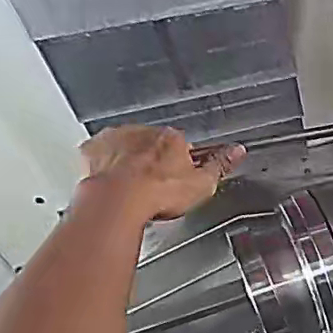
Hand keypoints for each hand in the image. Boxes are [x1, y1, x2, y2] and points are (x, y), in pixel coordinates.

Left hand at [78, 125, 244, 221]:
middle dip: (157, 163)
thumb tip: (237, 151)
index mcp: (171, 138)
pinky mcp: (94, 150)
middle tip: (161, 188)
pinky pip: (102, 155)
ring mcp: (116, 140)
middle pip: (154, 146)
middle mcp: (143, 133)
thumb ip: (221, 165)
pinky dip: (107, 166)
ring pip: (128, 148)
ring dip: (133, 163)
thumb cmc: (158, 192)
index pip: (184, 146)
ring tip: (138, 190)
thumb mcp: (203, 184)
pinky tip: (115, 184)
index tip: (185, 178)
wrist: (118, 200)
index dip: (186, 164)